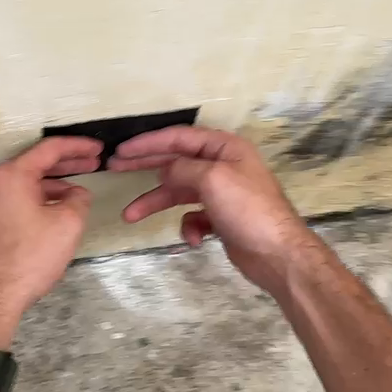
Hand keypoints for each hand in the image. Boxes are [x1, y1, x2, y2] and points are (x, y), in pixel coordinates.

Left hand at [0, 136, 101, 348]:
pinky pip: (10, 200)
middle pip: (33, 164)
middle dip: (65, 164)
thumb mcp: (67, 225)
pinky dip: (33, 200)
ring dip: (50, 185)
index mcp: (11, 175)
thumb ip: (79, 199)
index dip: (78, 146)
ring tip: (75, 193)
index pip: (49, 148)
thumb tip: (76, 193)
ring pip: (21, 184)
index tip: (98, 149)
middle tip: (92, 163)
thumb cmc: (27, 260)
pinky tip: (50, 213)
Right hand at [108, 126, 318, 294]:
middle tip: (114, 168)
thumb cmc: (248, 209)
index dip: (148, 142)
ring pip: (178, 192)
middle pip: (175, 161)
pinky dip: (188, 226)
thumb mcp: (212, 179)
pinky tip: (194, 237)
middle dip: (145, 166)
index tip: (121, 150)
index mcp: (224, 148)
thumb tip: (165, 169)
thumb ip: (182, 168)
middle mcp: (222, 166)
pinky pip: (193, 216)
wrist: (277, 253)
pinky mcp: (220, 218)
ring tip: (129, 216)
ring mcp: (221, 193)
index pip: (179, 137)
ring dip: (155, 203)